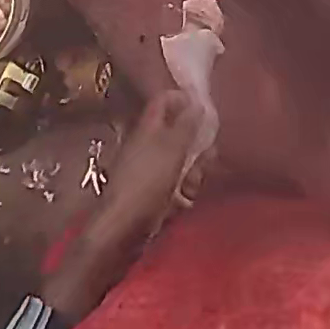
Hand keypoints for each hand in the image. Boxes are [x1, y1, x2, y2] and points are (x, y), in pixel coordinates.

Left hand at [42, 91, 202, 321]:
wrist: (122, 229)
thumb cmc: (147, 183)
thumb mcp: (172, 149)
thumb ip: (186, 125)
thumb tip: (197, 102)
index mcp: (148, 127)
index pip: (164, 99)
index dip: (183, 99)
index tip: (204, 109)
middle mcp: (148, 143)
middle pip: (179, 131)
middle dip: (196, 145)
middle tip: (207, 157)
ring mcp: (149, 168)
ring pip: (181, 159)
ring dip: (193, 170)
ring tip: (191, 185)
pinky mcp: (153, 191)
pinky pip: (176, 182)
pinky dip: (183, 189)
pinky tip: (183, 201)